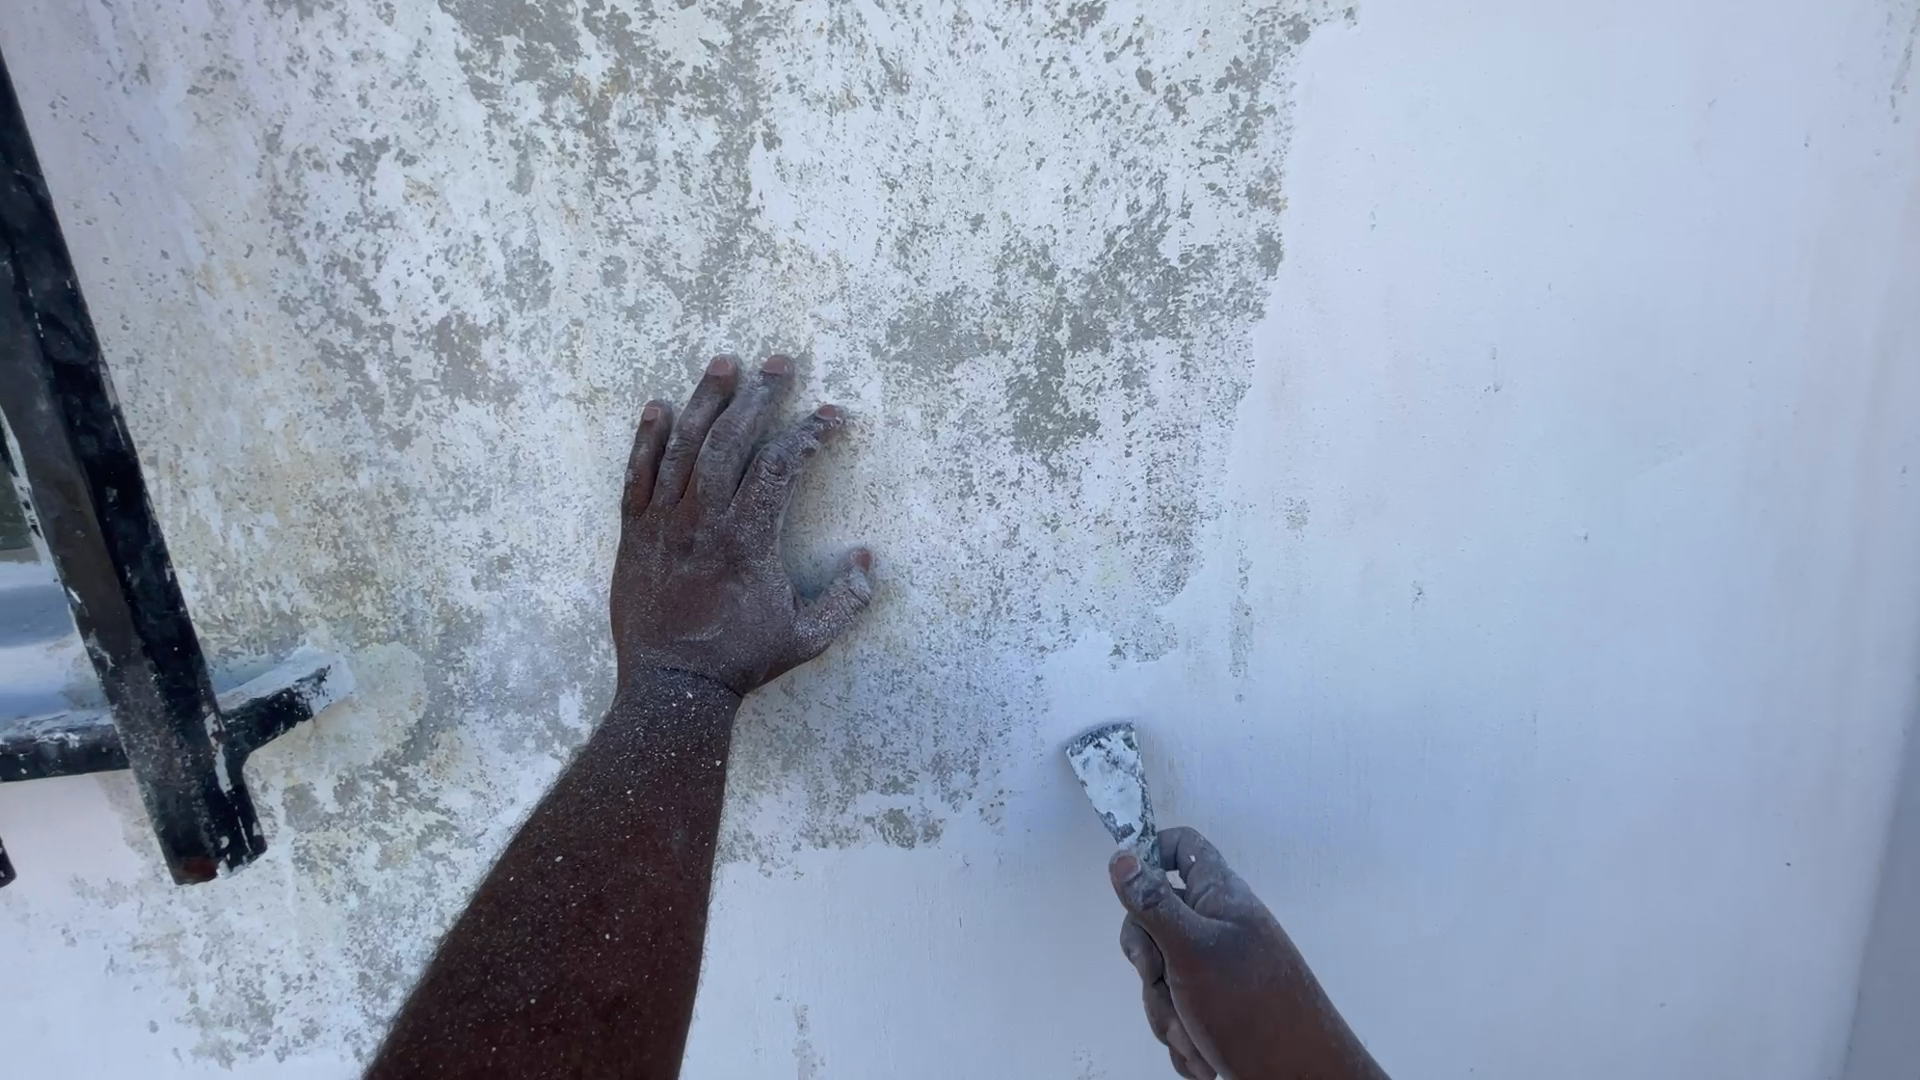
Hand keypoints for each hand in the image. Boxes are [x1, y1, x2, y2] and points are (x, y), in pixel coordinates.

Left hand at [612, 354, 873, 695]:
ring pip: (684, 448)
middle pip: (732, 441)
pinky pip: (636, 476)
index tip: (830, 416)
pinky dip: (646, 439)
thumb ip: (846, 600)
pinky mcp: (633, 534)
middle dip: (760, 396)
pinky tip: (658, 407)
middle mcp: (704, 521)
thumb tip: (868, 559)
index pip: (780, 468)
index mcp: (749, 541)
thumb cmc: (741, 661)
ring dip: (706, 401)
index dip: (808, 435)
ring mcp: (663, 524)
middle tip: (779, 361)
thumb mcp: (808, 638)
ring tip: (725, 363)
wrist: (670, 689)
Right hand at [1110, 827, 1385, 1079]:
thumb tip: (1121, 856)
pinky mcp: (1212, 1009)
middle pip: (1153, 917)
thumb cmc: (1253, 1008)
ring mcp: (1214, 969)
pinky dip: (1181, 1035)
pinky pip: (1174, 1009)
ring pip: (1159, 972)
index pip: (1181, 846)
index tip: (1127, 884)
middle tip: (1162, 979)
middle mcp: (1215, 925)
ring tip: (1194, 1036)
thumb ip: (1153, 902)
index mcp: (1217, 896)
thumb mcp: (1193, 949)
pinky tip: (1203, 1055)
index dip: (1151, 851)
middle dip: (1149, 962)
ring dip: (1166, 1011)